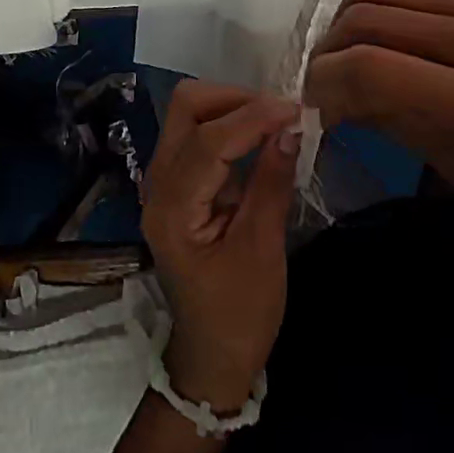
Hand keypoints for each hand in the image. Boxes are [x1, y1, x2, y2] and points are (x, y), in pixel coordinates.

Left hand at [142, 82, 301, 412]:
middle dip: (234, 99)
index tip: (296, 109)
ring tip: (276, 120)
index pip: (208, 141)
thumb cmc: (240, 312)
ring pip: (188, 115)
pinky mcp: (177, 184)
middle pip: (185, 109)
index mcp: (172, 209)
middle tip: (282, 113)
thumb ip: (271, 182)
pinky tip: (259, 135)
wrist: (212, 353)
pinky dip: (228, 124)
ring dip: (232, 107)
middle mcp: (156, 185)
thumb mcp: (262, 249)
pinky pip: (196, 134)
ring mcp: (162, 182)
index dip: (253, 117)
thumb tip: (291, 128)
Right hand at [304, 0, 453, 243]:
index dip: (324, 85)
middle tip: (321, 90)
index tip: (310, 109)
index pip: (372, 68)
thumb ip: (403, 128)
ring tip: (344, 66)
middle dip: (325, 53)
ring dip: (344, 26)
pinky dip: (374, 15)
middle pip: (364, 17)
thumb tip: (338, 100)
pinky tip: (381, 50)